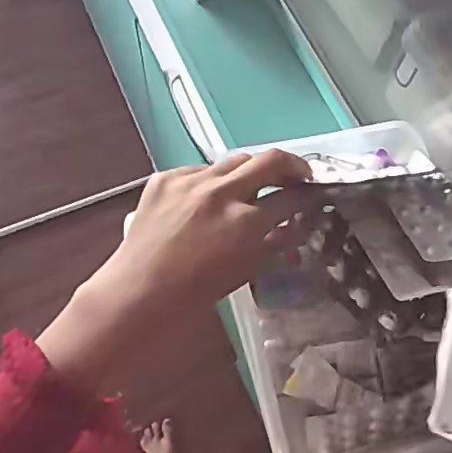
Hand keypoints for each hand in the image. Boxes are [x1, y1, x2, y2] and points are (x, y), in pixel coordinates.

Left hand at [94, 150, 312, 314]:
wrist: (138, 292)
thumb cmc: (196, 292)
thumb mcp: (246, 269)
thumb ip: (276, 242)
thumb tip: (297, 224)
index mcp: (245, 222)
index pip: (290, 198)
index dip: (307, 196)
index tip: (313, 195)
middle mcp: (221, 193)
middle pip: (271, 160)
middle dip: (292, 166)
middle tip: (298, 175)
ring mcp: (190, 181)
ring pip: (235, 160)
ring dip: (250, 172)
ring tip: (251, 187)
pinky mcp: (166, 177)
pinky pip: (200, 170)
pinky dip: (211, 182)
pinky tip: (206, 200)